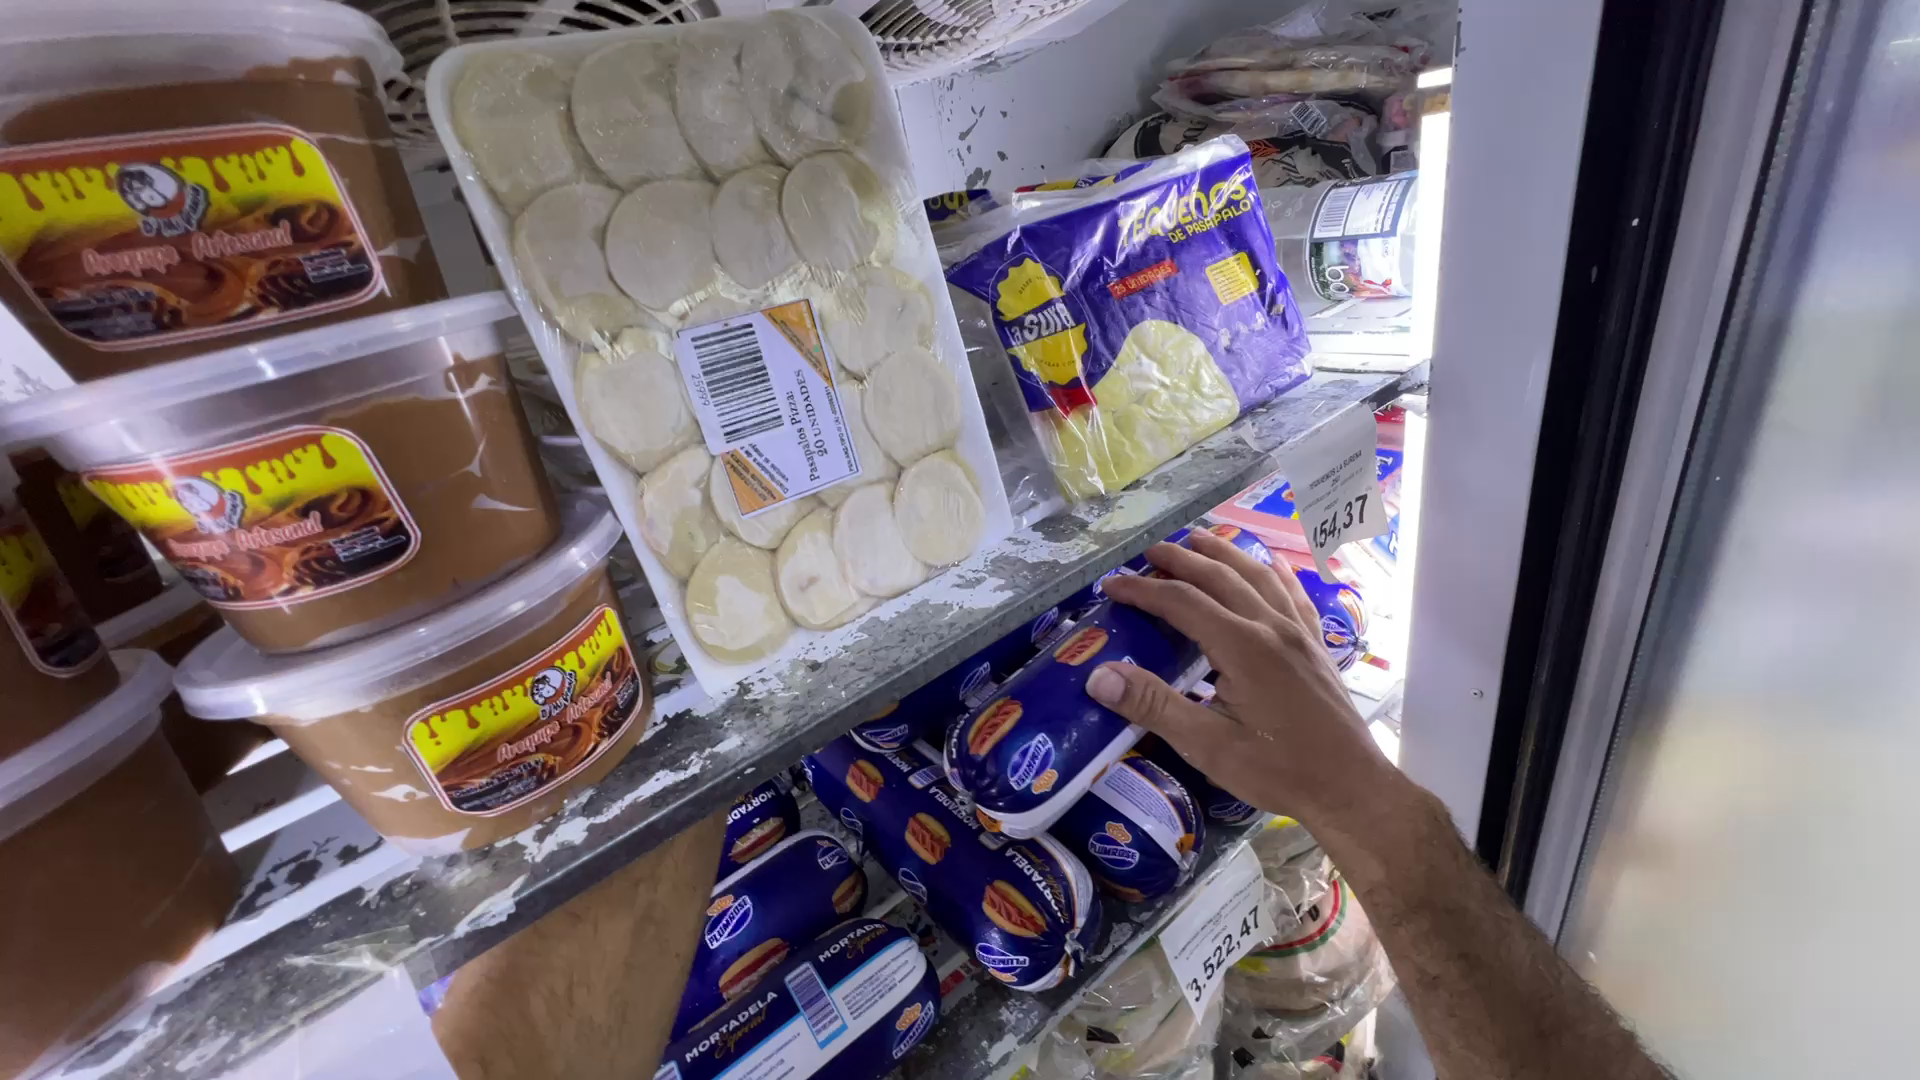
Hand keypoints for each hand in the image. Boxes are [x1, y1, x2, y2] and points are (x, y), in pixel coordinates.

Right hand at [1086, 530, 1392, 827]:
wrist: (1353, 790)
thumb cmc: (1277, 770)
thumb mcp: (1206, 744)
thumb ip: (1152, 704)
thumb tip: (1098, 675)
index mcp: (1242, 645)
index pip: (1181, 601)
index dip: (1142, 589)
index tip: (1111, 585)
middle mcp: (1271, 627)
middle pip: (1220, 576)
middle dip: (1181, 559)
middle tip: (1149, 551)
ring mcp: (1299, 633)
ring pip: (1258, 576)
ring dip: (1224, 553)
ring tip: (1199, 538)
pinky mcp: (1317, 646)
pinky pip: (1295, 595)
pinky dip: (1276, 573)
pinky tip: (1271, 563)